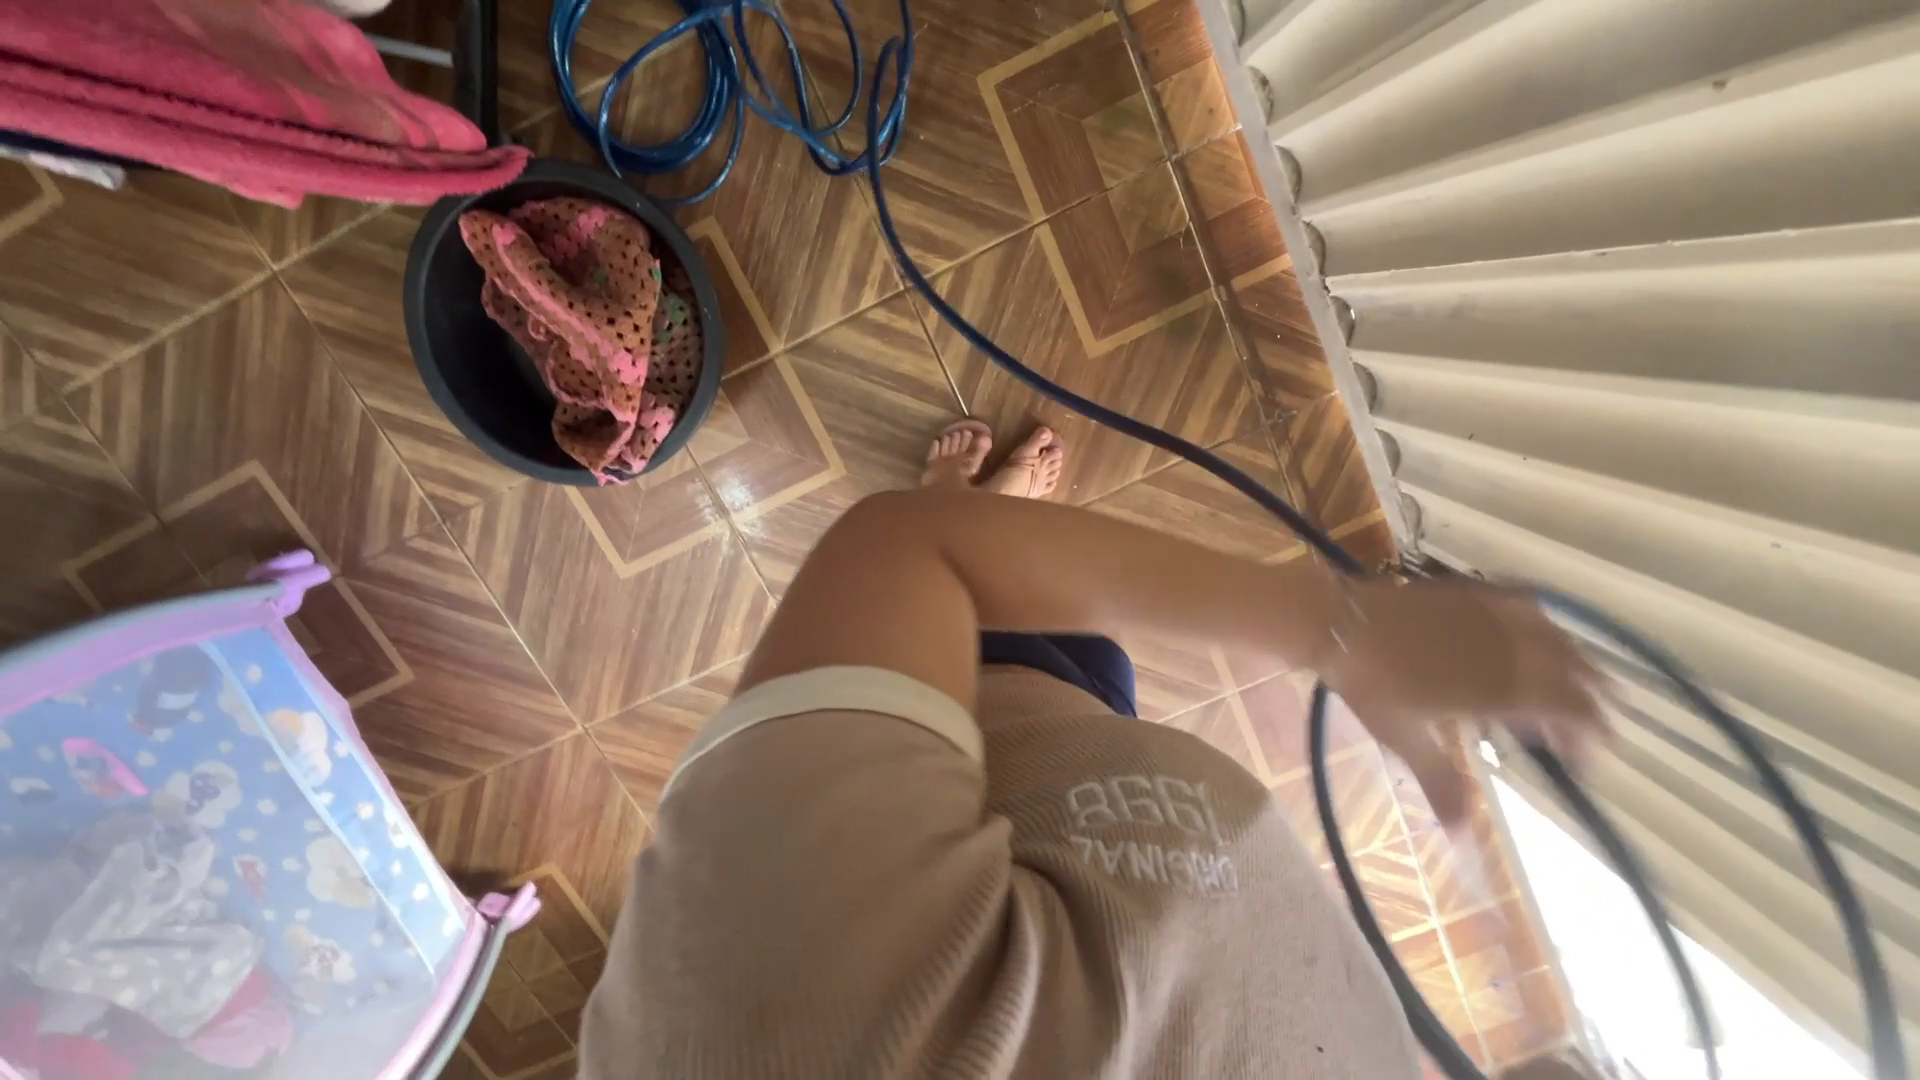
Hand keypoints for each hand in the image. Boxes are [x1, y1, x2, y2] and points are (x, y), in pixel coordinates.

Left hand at [1318, 578, 1608, 824]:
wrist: (1337, 622)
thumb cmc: (1370, 683)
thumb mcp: (1403, 737)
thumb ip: (1441, 782)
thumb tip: (1463, 838)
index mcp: (1501, 689)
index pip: (1570, 713)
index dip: (1588, 737)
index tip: (1584, 761)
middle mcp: (1510, 650)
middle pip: (1575, 675)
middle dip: (1592, 703)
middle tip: (1596, 728)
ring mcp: (1492, 616)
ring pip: (1558, 638)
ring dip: (1578, 664)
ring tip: (1585, 684)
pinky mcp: (1471, 592)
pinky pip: (1524, 603)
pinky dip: (1544, 623)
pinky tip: (1543, 629)